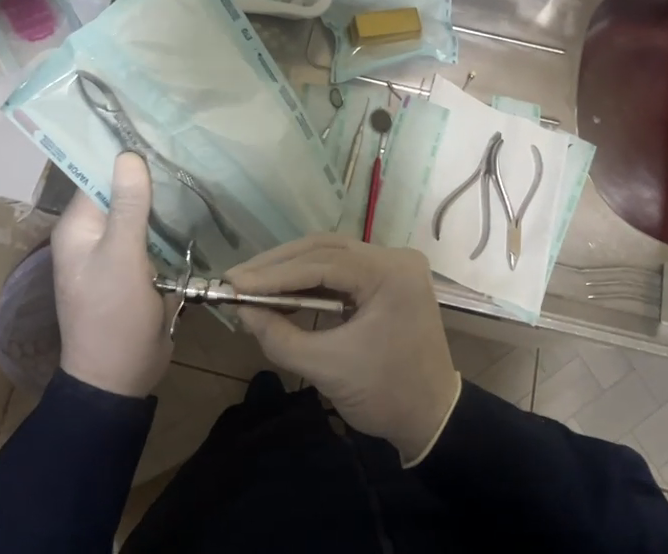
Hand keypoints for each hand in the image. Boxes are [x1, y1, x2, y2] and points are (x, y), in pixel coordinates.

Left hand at [50, 152, 171, 397]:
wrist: (118, 380)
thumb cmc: (113, 317)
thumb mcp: (123, 258)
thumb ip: (128, 207)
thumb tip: (128, 155)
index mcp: (77, 228)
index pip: (97, 175)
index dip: (123, 155)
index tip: (158, 132)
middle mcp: (91, 235)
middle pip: (119, 192)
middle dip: (148, 176)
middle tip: (186, 151)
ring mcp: (113, 253)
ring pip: (138, 213)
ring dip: (162, 200)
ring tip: (195, 173)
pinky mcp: (134, 269)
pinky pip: (149, 236)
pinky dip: (167, 224)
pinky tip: (193, 210)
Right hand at [228, 235, 459, 462]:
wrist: (432, 419)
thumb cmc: (385, 395)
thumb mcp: (326, 368)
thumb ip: (279, 336)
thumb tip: (242, 310)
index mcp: (390, 274)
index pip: (323, 263)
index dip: (275, 273)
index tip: (234, 282)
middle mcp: (395, 258)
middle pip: (326, 249)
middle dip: (279, 265)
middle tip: (237, 278)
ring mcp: (394, 265)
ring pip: (332, 255)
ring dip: (291, 269)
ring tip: (252, 283)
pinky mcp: (388, 278)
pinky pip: (343, 270)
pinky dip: (311, 279)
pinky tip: (282, 291)